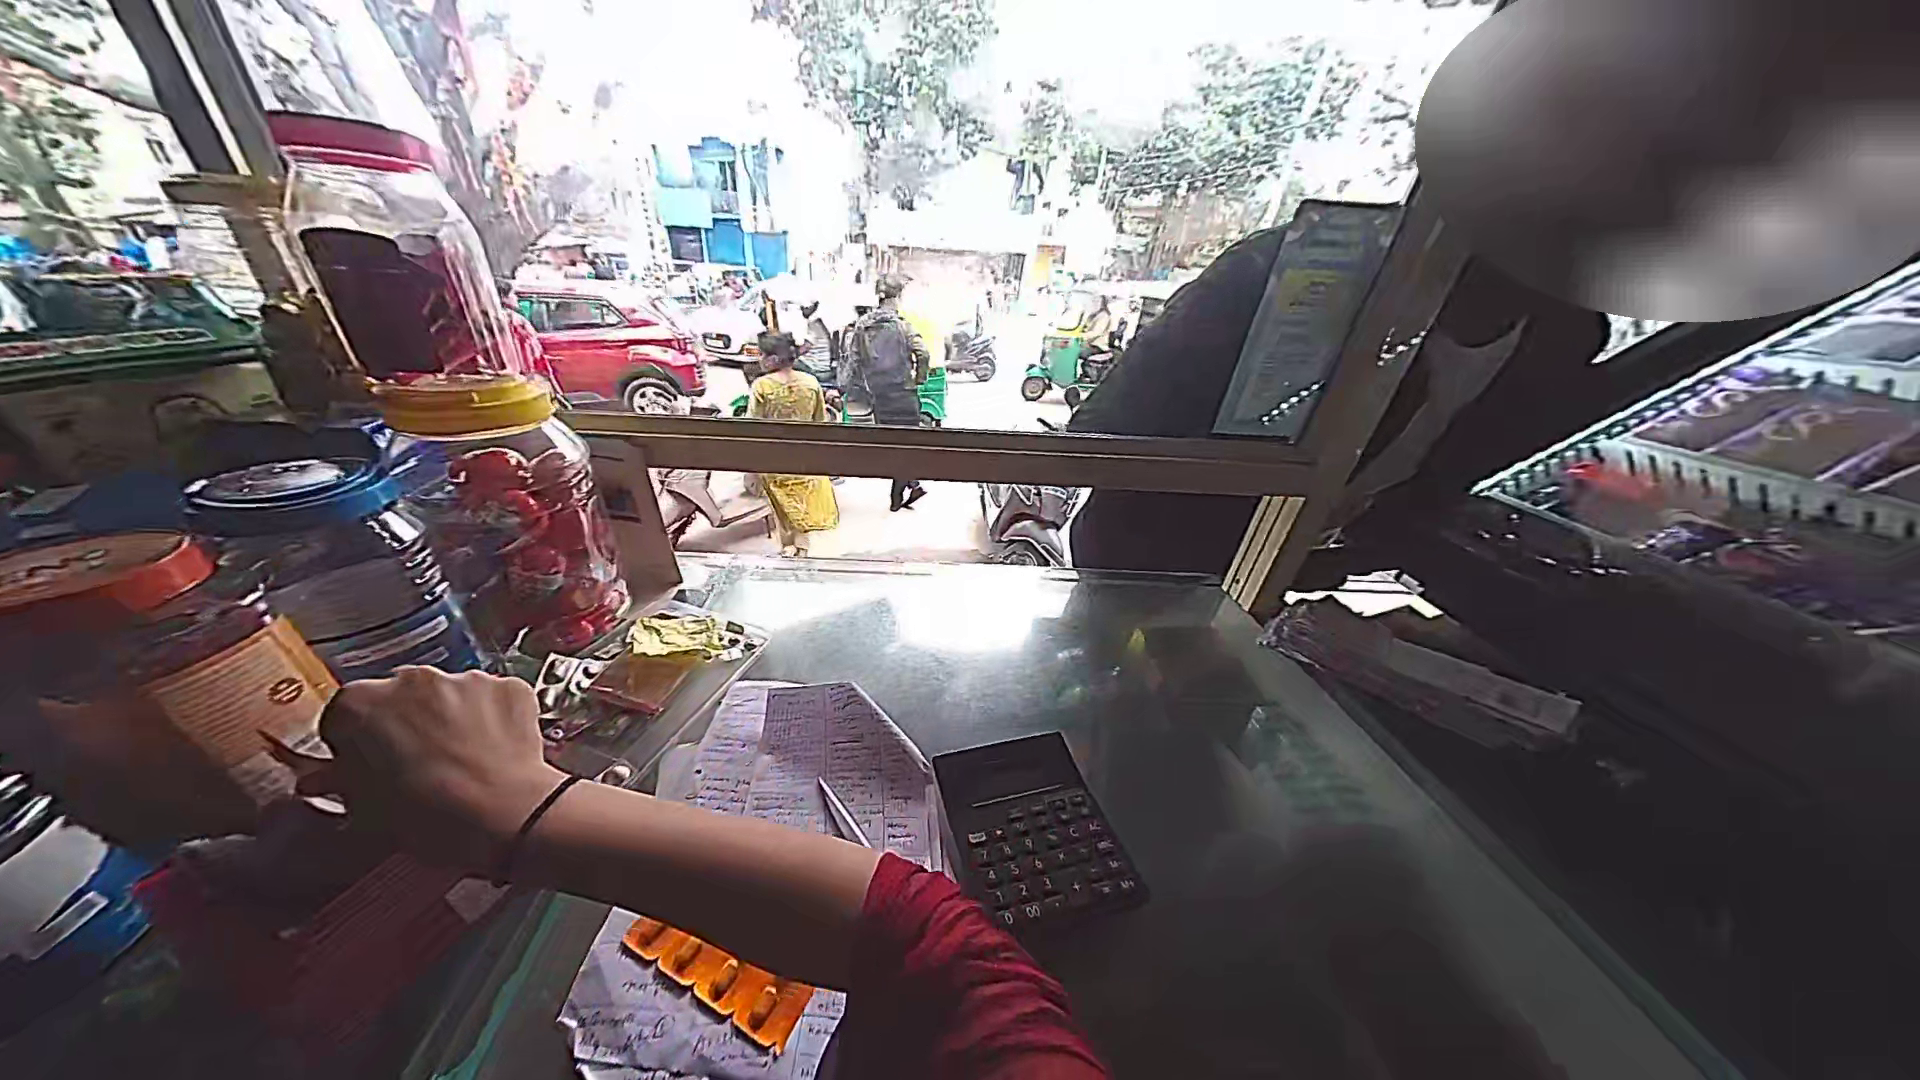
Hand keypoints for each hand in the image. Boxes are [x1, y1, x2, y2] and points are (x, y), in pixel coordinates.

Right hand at [308, 667, 566, 872]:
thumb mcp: (360, 805)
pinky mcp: (511, 686)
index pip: (349, 711)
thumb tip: (330, 775)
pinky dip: (496, 715)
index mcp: (360, 703)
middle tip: (421, 756)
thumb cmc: (422, 815)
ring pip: (455, 693)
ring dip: (455, 715)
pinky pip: (497, 697)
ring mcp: (469, 680)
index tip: (366, 756)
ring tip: (464, 755)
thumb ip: (341, 778)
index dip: (358, 737)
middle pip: (406, 695)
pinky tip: (495, 746)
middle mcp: (415, 680)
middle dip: (410, 719)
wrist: (495, 812)